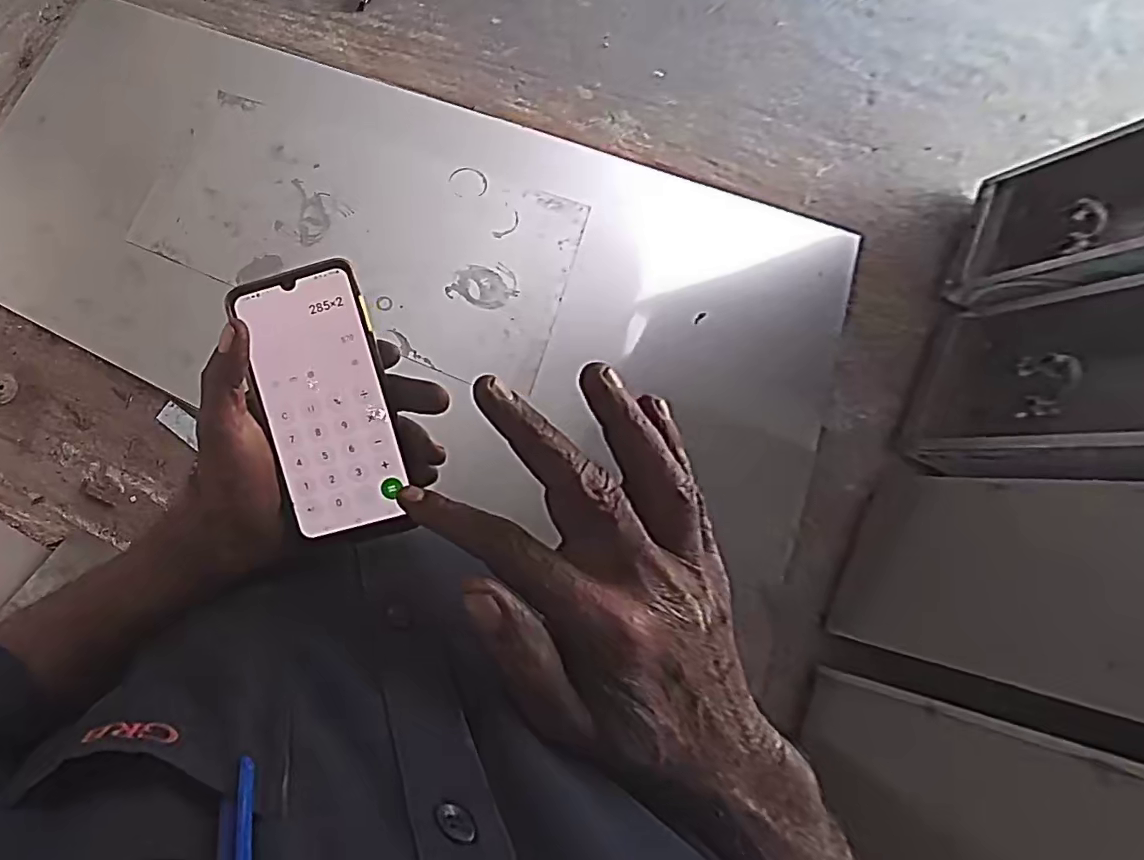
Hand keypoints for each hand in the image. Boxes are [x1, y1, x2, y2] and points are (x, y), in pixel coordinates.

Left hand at [162, 320, 450, 579]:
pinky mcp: (341, 483)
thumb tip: (236, 329)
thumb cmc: (221, 481)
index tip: (385, 351)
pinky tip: (416, 476)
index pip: (329, 362)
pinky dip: (402, 472)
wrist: (231, 538)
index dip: (361, 351)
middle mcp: (312, 419)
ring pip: (380, 434)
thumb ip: (225, 376)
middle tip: (432, 399)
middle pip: (367, 395)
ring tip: (428, 449)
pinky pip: (379, 472)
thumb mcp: (221, 422)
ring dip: (410, 436)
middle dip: (405, 394)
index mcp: (286, 397)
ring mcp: (330, 451)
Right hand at [399, 365, 849, 859]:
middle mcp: (644, 582)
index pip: (513, 550)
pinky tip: (653, 409)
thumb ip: (518, 653)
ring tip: (595, 376)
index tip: (421, 499)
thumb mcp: (562, 720)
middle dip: (530, 433)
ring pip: (651, 478)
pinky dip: (670, 446)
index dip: (458, 519)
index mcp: (602, 621)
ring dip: (619, 421)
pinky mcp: (701, 560)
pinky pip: (688, 495)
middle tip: (495, 394)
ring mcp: (679, 565)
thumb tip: (477, 591)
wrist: (722, 766)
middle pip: (581, 488)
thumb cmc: (635, 742)